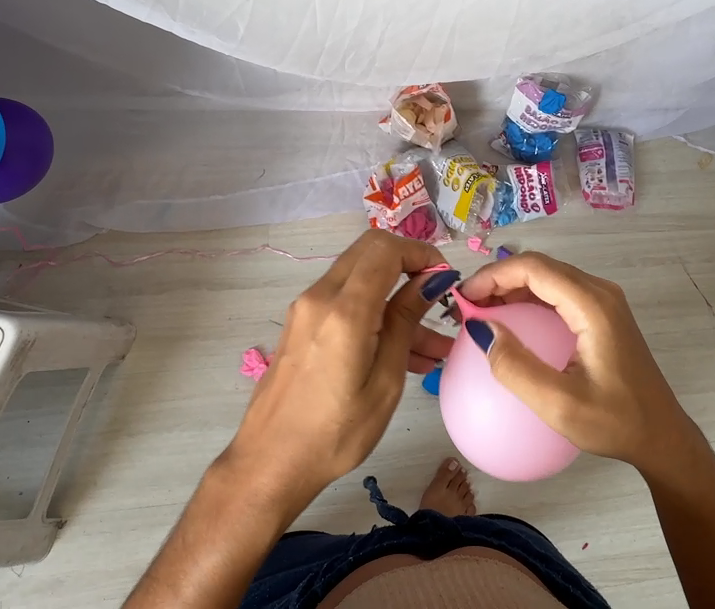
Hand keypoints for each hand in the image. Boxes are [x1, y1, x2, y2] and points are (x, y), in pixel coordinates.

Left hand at [224, 231, 458, 503]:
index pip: (385, 250)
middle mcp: (320, 297)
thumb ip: (406, 321)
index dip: (420, 253)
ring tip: (435, 344)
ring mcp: (306, 309)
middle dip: (408, 265)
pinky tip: (406, 353)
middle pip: (369, 251)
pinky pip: (345, 301)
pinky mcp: (302, 325)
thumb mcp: (385, 381)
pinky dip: (376, 312)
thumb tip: (431, 279)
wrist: (269, 465)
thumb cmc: (335, 433)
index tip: (445, 278)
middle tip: (437, 297)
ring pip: (360, 279)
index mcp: (344, 310)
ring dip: (396, 295)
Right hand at [457, 251, 696, 474]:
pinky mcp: (603, 315)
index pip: (534, 268)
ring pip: (549, 277)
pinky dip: (529, 300)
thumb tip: (481, 330)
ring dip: (512, 287)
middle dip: (498, 278)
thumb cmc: (616, 423)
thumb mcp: (560, 405)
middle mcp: (600, 292)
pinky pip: (559, 294)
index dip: (493, 274)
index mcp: (593, 305)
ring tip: (480, 313)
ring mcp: (604, 302)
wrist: (662, 436)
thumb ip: (517, 367)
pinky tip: (510, 325)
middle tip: (466, 306)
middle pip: (540, 266)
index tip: (463, 297)